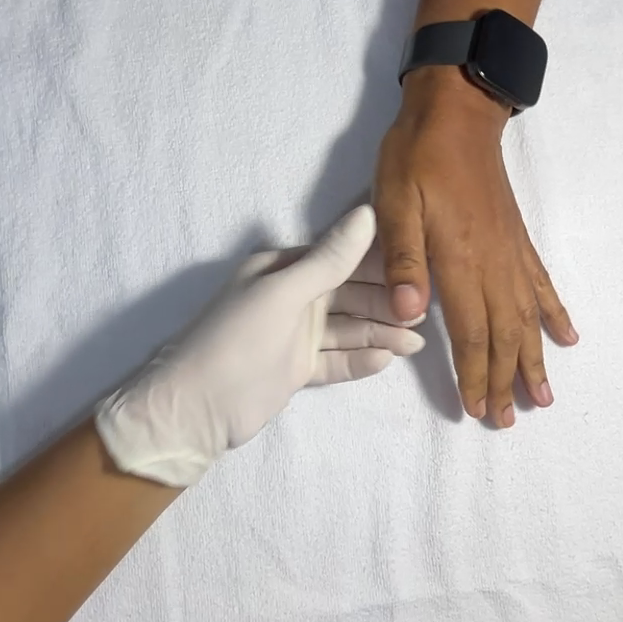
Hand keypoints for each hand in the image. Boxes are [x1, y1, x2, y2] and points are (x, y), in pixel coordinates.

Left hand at [95, 205, 424, 487]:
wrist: (196, 408)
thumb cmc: (237, 342)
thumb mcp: (283, 294)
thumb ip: (329, 259)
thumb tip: (368, 213)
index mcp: (282, 268)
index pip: (341, 257)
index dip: (380, 261)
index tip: (421, 263)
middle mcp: (290, 296)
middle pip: (349, 295)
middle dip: (386, 303)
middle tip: (426, 313)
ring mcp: (293, 335)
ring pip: (347, 329)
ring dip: (379, 333)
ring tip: (417, 342)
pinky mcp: (295, 369)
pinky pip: (335, 360)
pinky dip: (360, 360)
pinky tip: (387, 359)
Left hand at [374, 66, 575, 428]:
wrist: (457, 111)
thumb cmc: (417, 158)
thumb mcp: (394, 203)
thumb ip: (404, 258)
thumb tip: (412, 315)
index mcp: (460, 261)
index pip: (472, 333)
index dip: (476, 375)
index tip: (480, 412)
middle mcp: (494, 264)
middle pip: (504, 335)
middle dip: (505, 381)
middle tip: (508, 422)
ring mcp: (511, 253)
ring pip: (528, 318)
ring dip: (534, 360)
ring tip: (545, 397)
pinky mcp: (517, 239)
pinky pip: (542, 284)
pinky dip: (555, 313)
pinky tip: (568, 336)